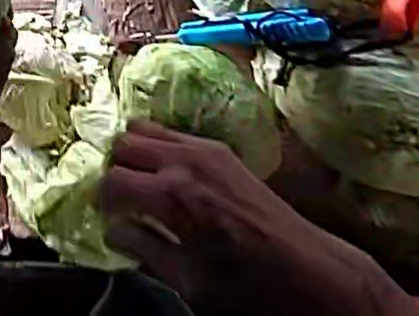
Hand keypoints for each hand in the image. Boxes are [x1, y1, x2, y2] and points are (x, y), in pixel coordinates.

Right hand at [98, 121, 413, 315]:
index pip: (112, 182)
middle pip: (122, 144)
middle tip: (121, 197)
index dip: (102, 200)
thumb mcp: (193, 285)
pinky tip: (167, 174)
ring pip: (141, 128)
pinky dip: (157, 146)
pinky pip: (170, 131)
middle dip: (114, 170)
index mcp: (172, 195)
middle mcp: (182, 160)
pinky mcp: (218, 147)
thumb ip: (146, 250)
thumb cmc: (252, 290)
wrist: (316, 276)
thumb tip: (113, 232)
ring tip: (140, 181)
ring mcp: (201, 147)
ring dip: (133, 152)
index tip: (104, 216)